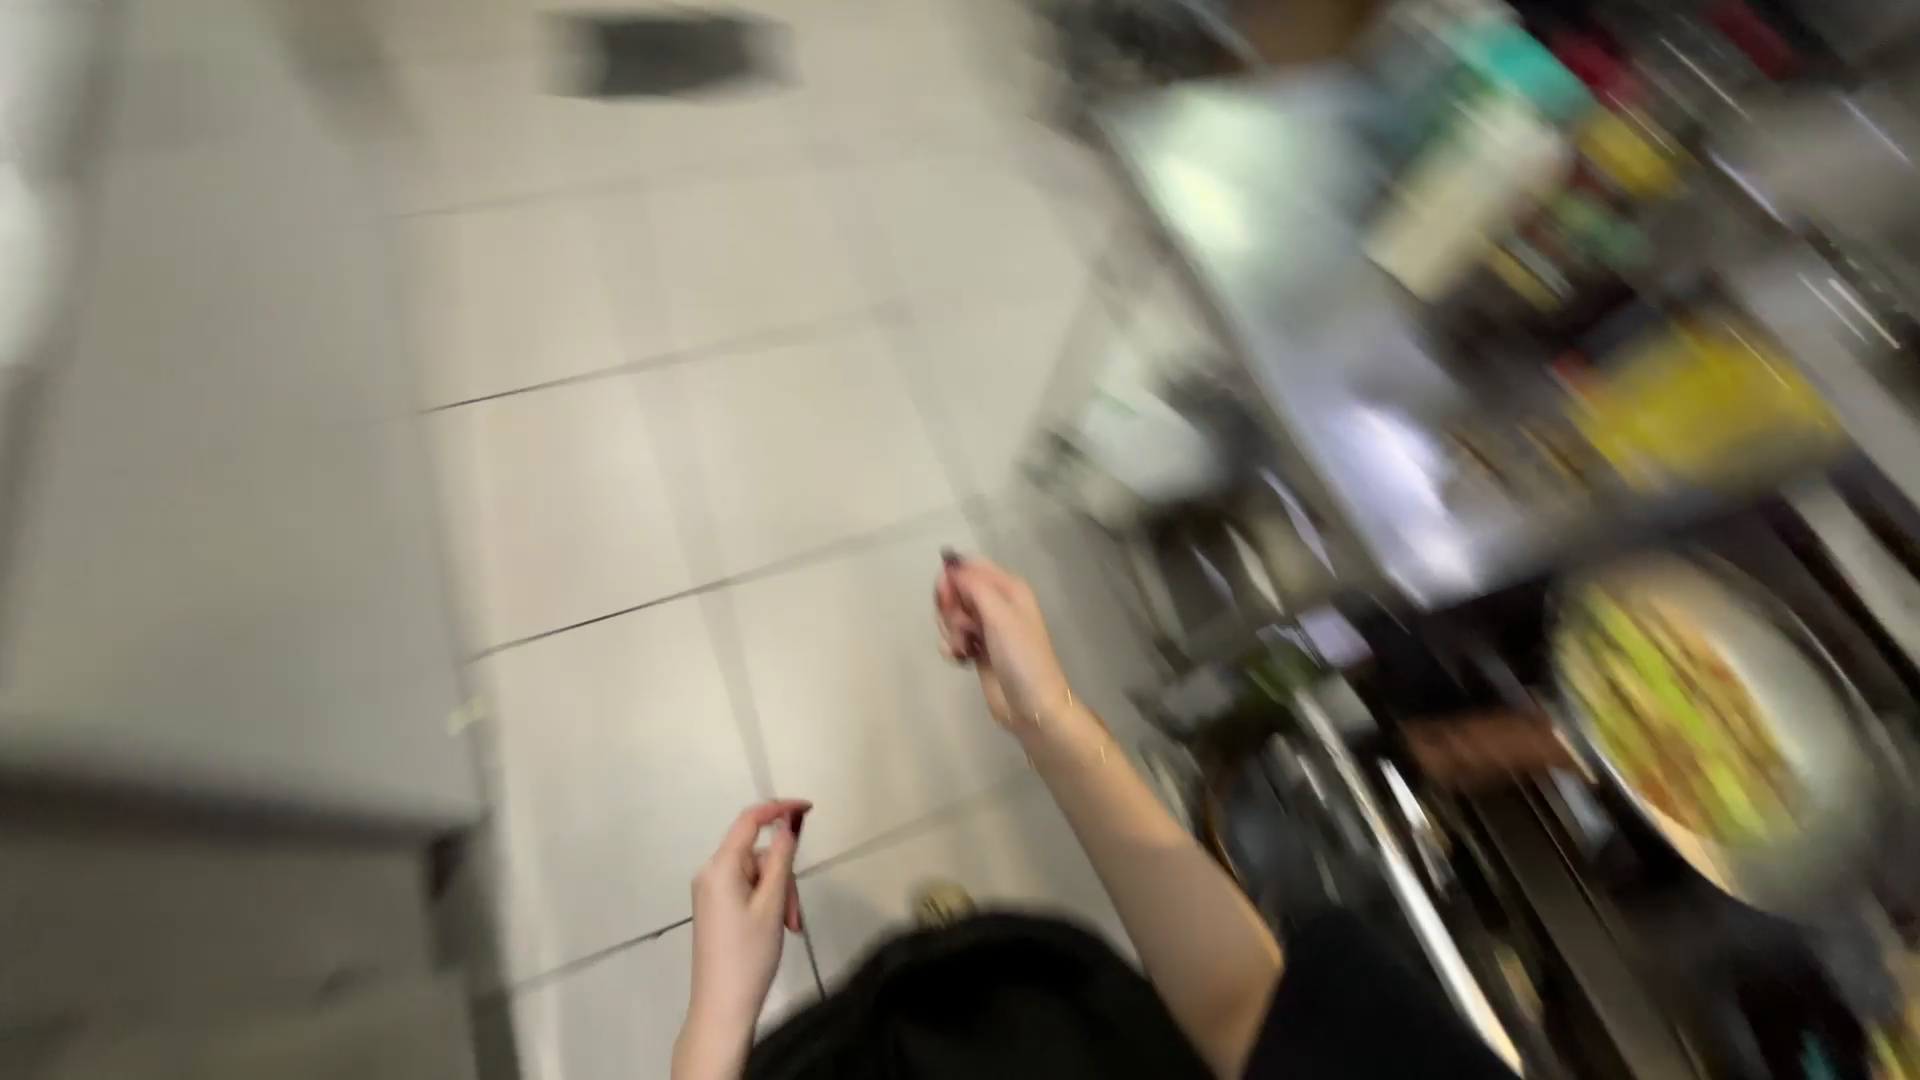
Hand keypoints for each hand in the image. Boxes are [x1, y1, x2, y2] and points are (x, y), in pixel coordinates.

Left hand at [676, 799, 810, 1079]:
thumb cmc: (748, 954)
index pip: (750, 820)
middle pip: (758, 853)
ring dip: (779, 894)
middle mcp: (711, 873)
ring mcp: (711, 892)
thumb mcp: (772, 903)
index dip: (779, 807)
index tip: (808, 809)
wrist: (721, 1010)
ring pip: (758, 874)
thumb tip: (788, 822)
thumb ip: (782, 857)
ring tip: (788, 926)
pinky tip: (777, 927)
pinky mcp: (716, 908)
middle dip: (783, 875)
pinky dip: (767, 902)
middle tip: (795, 911)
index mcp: (720, 867)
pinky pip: (748, 889)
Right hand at [934, 556, 1072, 732]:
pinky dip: (952, 646)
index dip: (952, 579)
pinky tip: (960, 659)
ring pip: (951, 615)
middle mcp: (996, 603)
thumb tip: (950, 562)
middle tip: (961, 627)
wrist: (1031, 705)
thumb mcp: (1000, 615)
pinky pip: (952, 637)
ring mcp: (986, 627)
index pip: (970, 567)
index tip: (945, 598)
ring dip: (951, 630)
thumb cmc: (1021, 656)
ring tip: (965, 647)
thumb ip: (973, 586)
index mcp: (1008, 587)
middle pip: (956, 590)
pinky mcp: (976, 649)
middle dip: (951, 608)